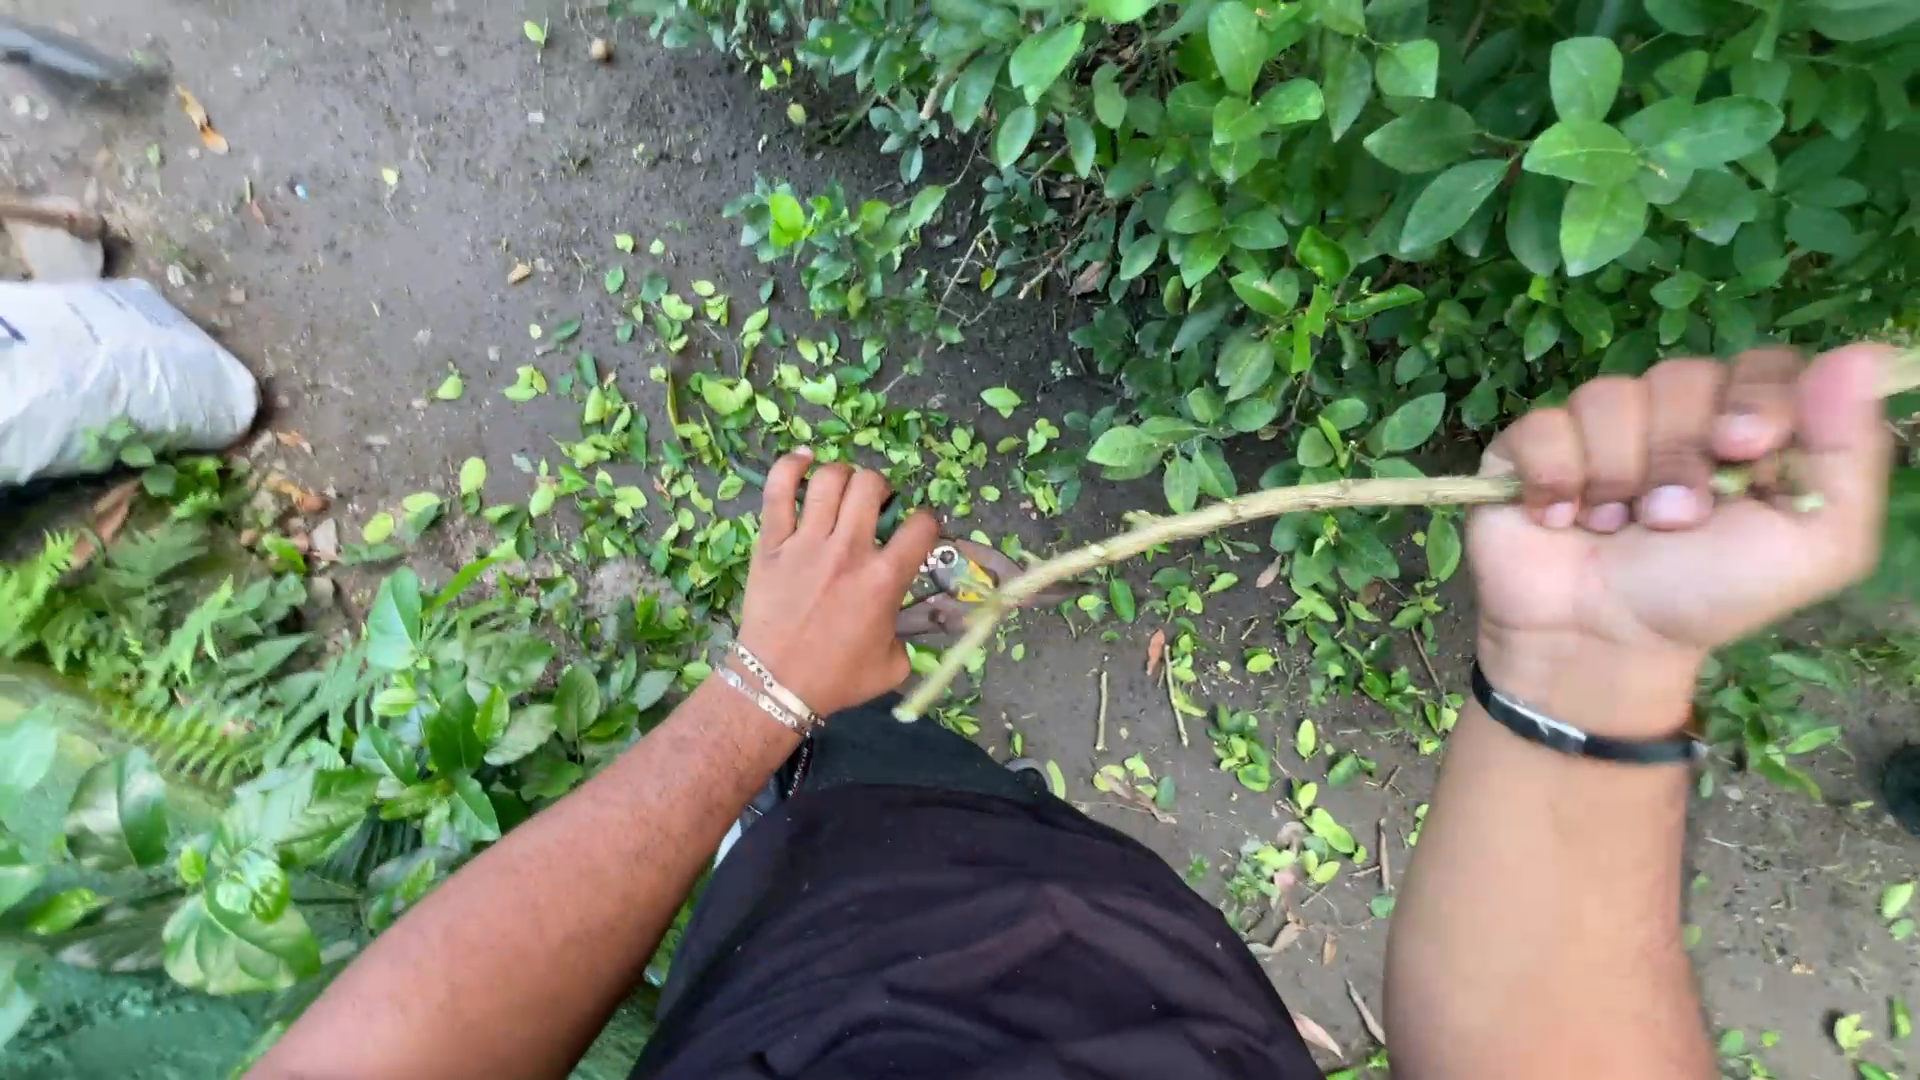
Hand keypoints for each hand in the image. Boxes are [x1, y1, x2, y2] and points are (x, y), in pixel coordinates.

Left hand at [735, 448, 940, 716]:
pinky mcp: (772, 543)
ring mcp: (806, 542)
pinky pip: (778, 490)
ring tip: (843, 490)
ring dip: (843, 476)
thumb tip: (906, 617)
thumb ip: (908, 634)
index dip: (926, 523)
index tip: (917, 532)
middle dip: (881, 487)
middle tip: (875, 505)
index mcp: (884, 579)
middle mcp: (848, 550)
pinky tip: (803, 460)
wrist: (775, 684)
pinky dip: (790, 467)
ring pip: (829, 479)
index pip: (921, 526)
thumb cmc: (837, 679)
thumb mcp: (893, 665)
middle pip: (871, 485)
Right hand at [1469, 344, 1891, 735]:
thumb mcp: (1811, 542)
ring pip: (1604, 397)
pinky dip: (1552, 476)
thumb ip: (1845, 453)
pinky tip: (1557, 517)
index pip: (1758, 364)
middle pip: (1678, 377)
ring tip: (1607, 525)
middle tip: (1667, 518)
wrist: (1597, 636)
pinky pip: (1539, 427)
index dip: (1752, 396)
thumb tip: (1861, 352)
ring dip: (1612, 471)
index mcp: (1739, 428)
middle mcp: (1664, 418)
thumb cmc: (1704, 595)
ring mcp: (1587, 431)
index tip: (1743, 448)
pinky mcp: (1519, 451)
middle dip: (1675, 455)